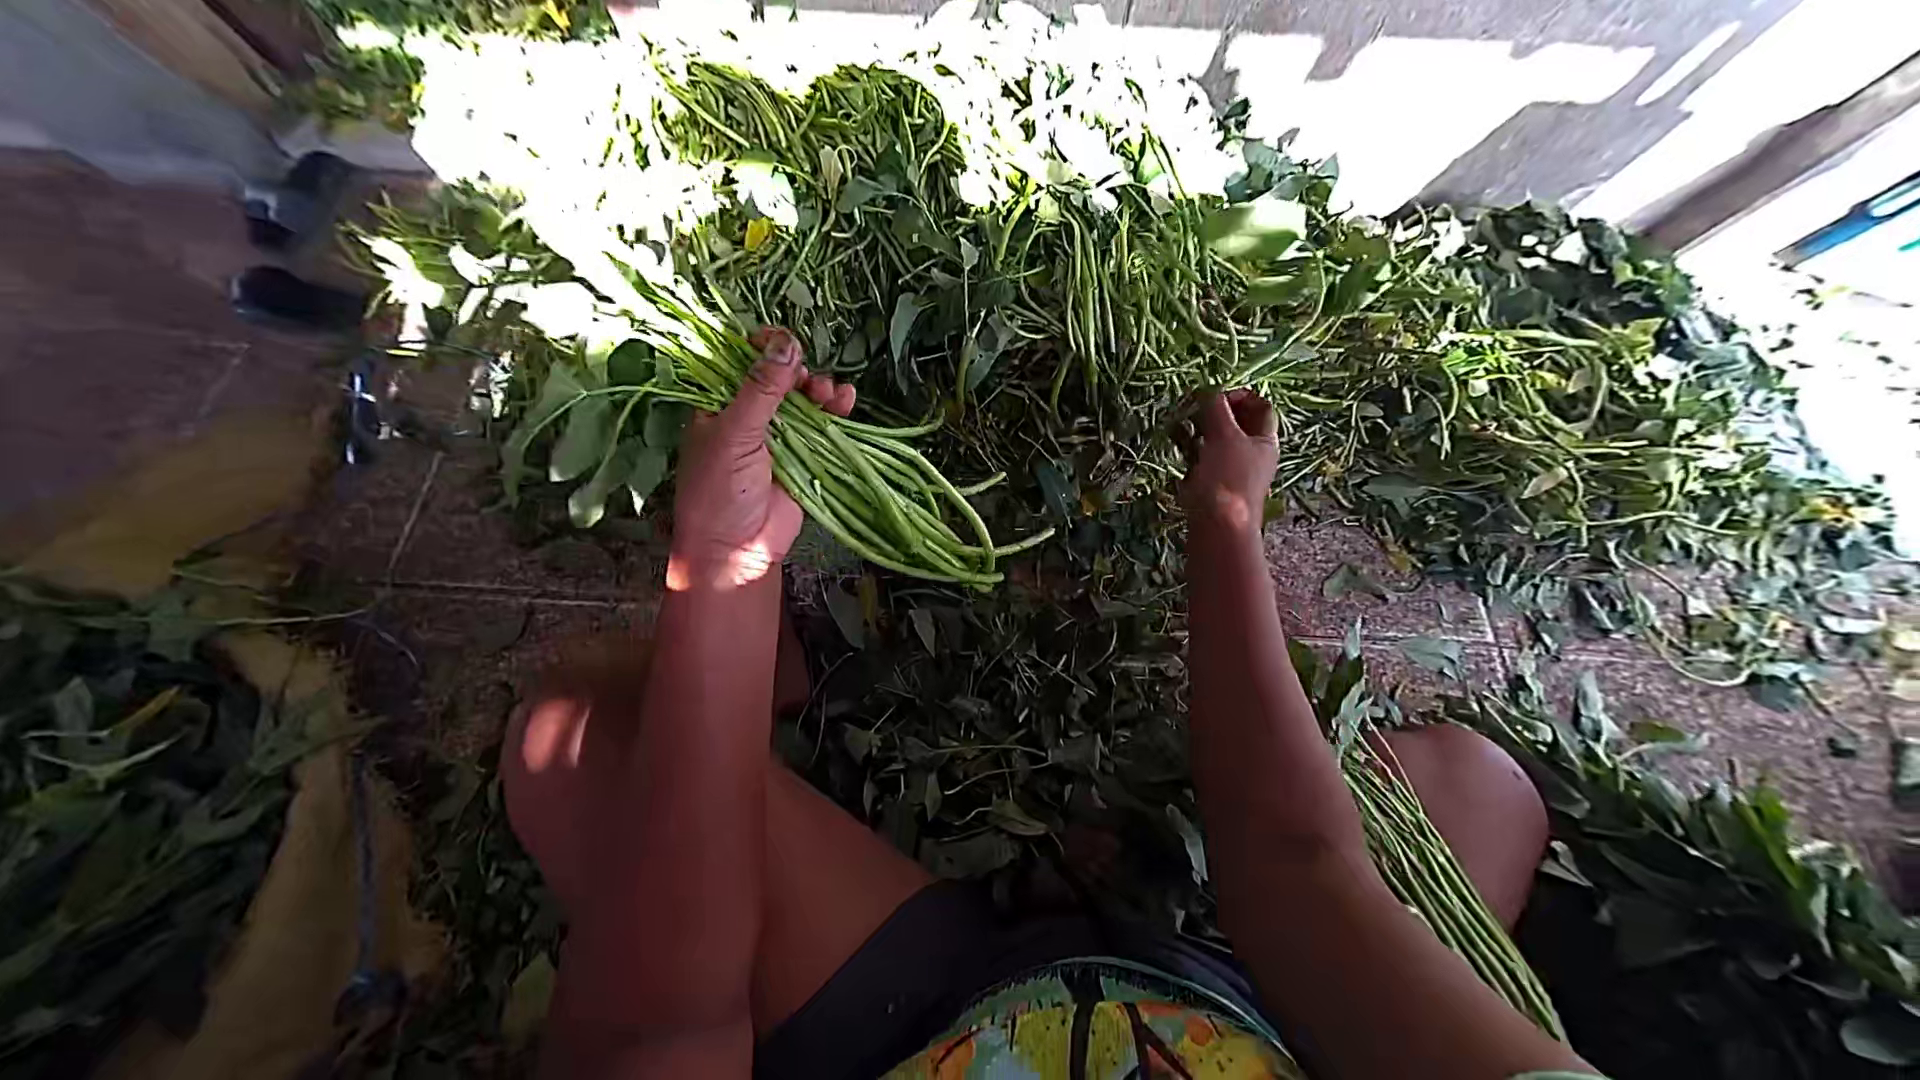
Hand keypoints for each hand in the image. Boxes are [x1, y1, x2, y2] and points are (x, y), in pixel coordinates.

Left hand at [668, 326, 855, 589]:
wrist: (738, 549)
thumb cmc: (720, 491)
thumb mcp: (736, 434)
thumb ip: (761, 389)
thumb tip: (785, 345)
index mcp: (718, 404)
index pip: (739, 361)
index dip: (761, 348)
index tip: (782, 340)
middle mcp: (748, 415)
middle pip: (778, 377)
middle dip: (797, 371)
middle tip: (807, 379)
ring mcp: (778, 435)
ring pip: (804, 400)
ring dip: (819, 390)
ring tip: (828, 393)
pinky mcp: (804, 455)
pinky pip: (821, 426)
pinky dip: (834, 411)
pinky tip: (845, 400)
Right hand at [1180, 389, 1278, 541]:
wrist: (1217, 528)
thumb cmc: (1228, 479)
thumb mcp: (1224, 437)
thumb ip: (1216, 409)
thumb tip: (1209, 390)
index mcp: (1265, 441)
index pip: (1260, 407)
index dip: (1240, 395)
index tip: (1216, 395)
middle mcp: (1251, 454)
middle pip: (1236, 423)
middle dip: (1214, 412)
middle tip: (1192, 408)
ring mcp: (1230, 470)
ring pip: (1215, 441)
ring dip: (1197, 431)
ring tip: (1179, 426)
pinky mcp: (1210, 484)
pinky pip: (1201, 459)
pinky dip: (1189, 451)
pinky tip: (1176, 448)